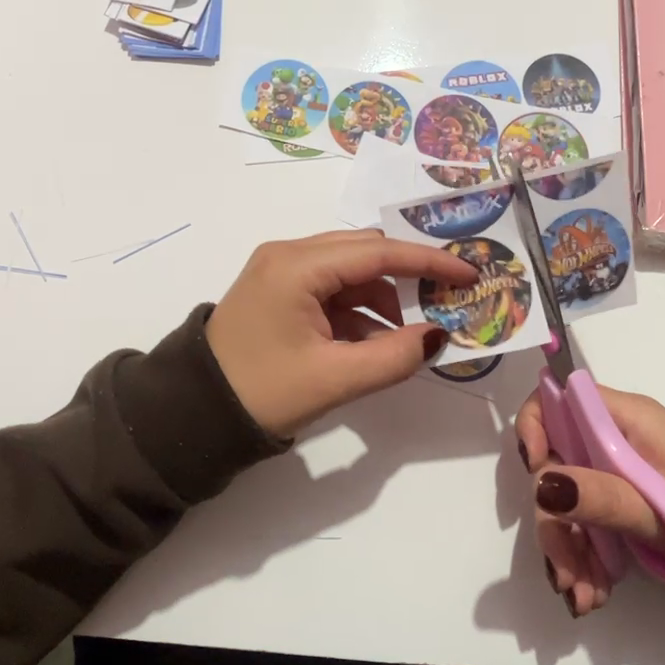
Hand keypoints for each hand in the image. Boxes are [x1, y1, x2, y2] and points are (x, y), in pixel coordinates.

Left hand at [207, 230, 476, 436]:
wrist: (195, 412)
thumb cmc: (263, 392)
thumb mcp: (334, 379)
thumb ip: (394, 357)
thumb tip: (438, 336)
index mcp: (297, 266)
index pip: (377, 252)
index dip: (428, 262)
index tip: (469, 272)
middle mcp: (288, 255)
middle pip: (364, 252)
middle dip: (408, 275)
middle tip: (450, 297)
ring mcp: (280, 272)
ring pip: (349, 272)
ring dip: (383, 298)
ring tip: (411, 336)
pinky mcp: (278, 292)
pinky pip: (331, 290)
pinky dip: (358, 311)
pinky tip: (377, 342)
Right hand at [515, 386, 664, 615]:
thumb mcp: (664, 512)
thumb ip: (603, 497)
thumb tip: (541, 482)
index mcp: (626, 420)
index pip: (559, 398)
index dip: (535, 426)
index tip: (535, 474)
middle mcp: (614, 438)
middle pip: (557, 462)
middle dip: (553, 519)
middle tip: (565, 573)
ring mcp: (616, 471)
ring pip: (566, 499)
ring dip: (567, 548)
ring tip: (583, 597)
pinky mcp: (622, 501)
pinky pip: (587, 520)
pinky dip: (584, 556)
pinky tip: (593, 592)